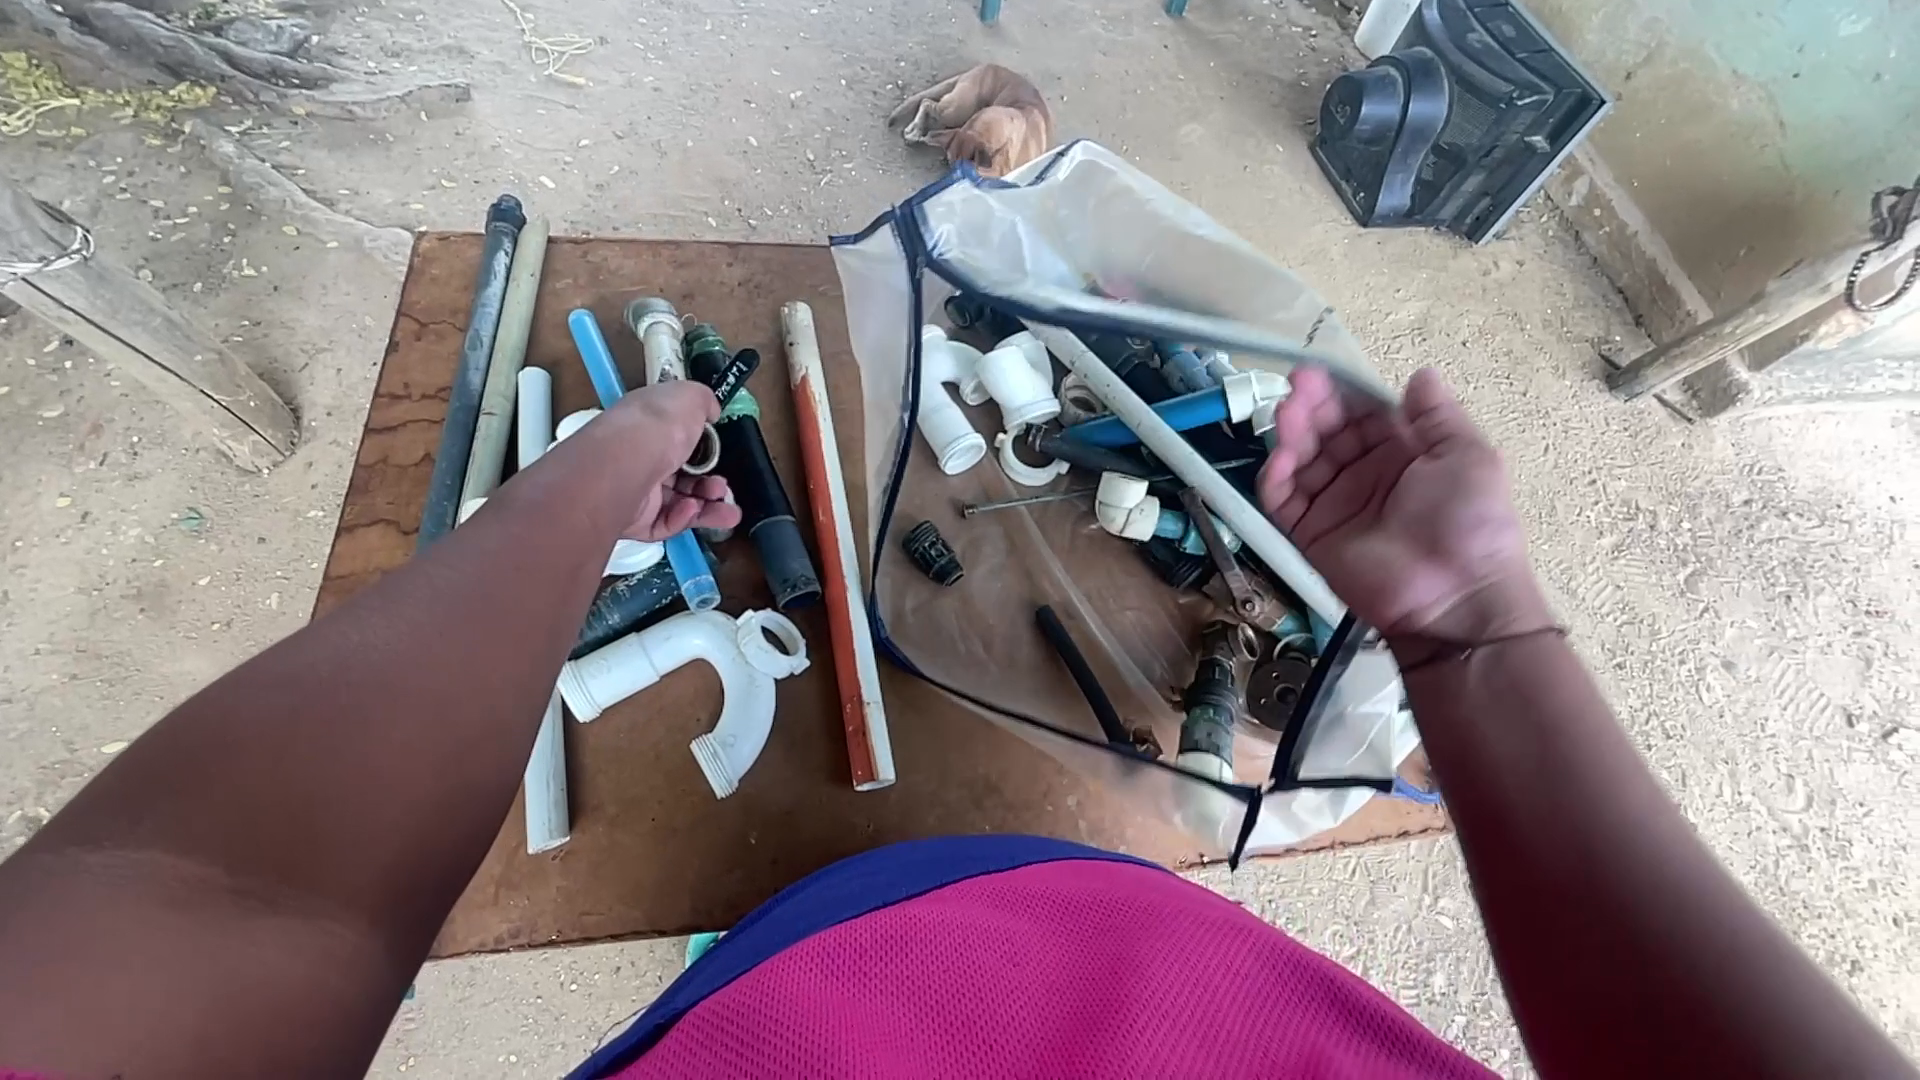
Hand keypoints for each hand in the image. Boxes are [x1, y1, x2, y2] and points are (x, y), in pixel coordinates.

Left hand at [595, 381, 743, 540]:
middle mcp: (641, 458)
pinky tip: (692, 509)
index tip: (720, 454)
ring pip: (680, 503)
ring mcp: (638, 491)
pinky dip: (684, 518)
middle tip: (723, 488)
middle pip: (683, 476)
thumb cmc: (656, 427)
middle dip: (710, 484)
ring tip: (729, 512)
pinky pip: (667, 522)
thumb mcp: (689, 397)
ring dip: (708, 508)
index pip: (677, 440)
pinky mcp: (637, 519)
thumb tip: (710, 409)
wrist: (625, 465)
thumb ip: (704, 401)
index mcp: (649, 427)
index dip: (704, 450)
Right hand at [1256, 366, 1551, 657]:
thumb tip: (1420, 375)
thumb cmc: (1469, 523)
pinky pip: (1282, 500)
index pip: (1360, 414)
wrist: (1452, 597)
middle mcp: (1362, 475)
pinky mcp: (1308, 533)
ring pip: (1300, 460)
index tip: (1320, 374)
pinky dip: (1275, 477)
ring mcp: (1332, 504)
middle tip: (1297, 389)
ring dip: (1289, 435)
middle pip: (1325, 432)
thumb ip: (1437, 416)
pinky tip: (1279, 460)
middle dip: (1309, 408)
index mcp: (1401, 454)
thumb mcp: (1468, 457)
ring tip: (1286, 416)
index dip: (1340, 393)